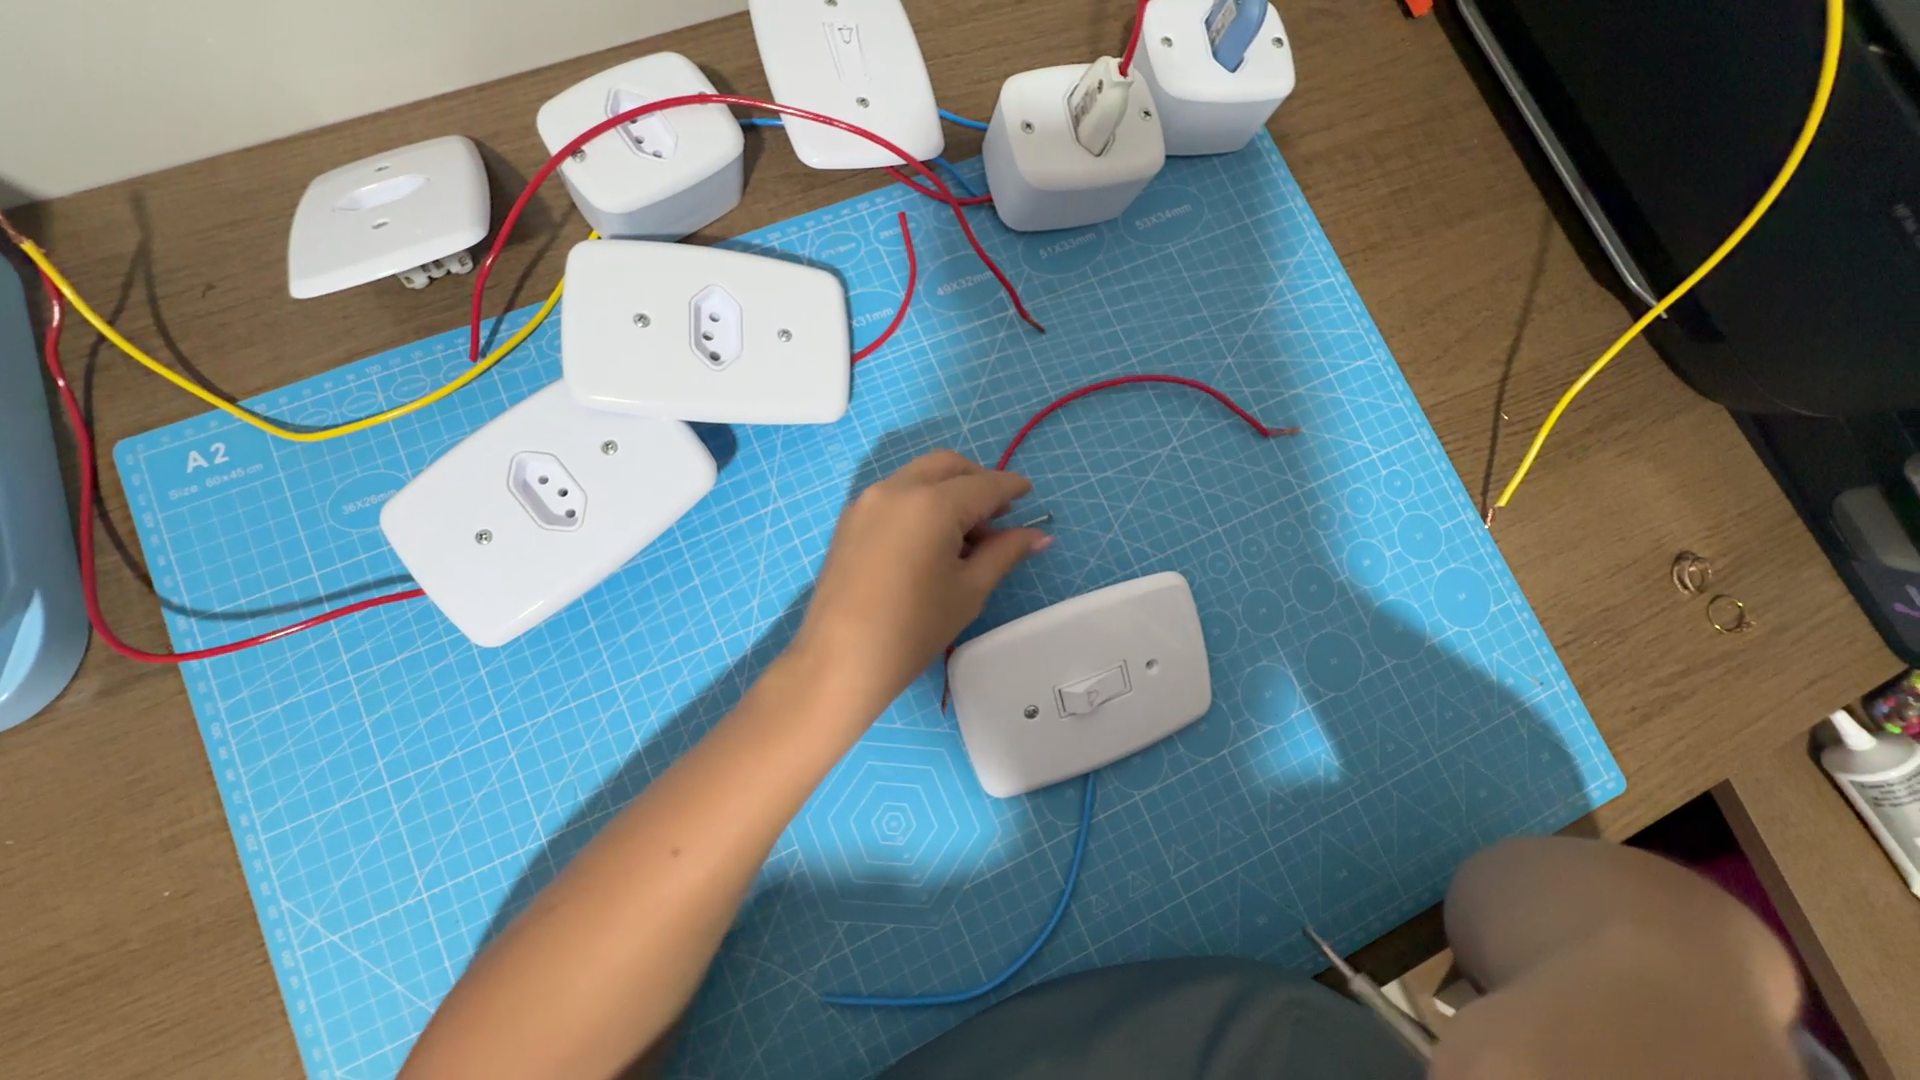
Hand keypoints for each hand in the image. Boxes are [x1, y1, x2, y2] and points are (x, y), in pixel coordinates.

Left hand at [793, 450, 1051, 710]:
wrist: (841, 658)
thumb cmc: (914, 627)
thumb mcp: (969, 589)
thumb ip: (1005, 552)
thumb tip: (1039, 535)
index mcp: (932, 503)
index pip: (983, 485)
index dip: (1011, 487)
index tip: (1029, 492)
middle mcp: (897, 489)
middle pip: (947, 466)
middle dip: (977, 480)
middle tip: (998, 513)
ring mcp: (867, 502)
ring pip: (917, 476)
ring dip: (947, 490)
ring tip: (966, 535)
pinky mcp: (850, 520)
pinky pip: (894, 495)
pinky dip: (920, 501)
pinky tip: (931, 540)